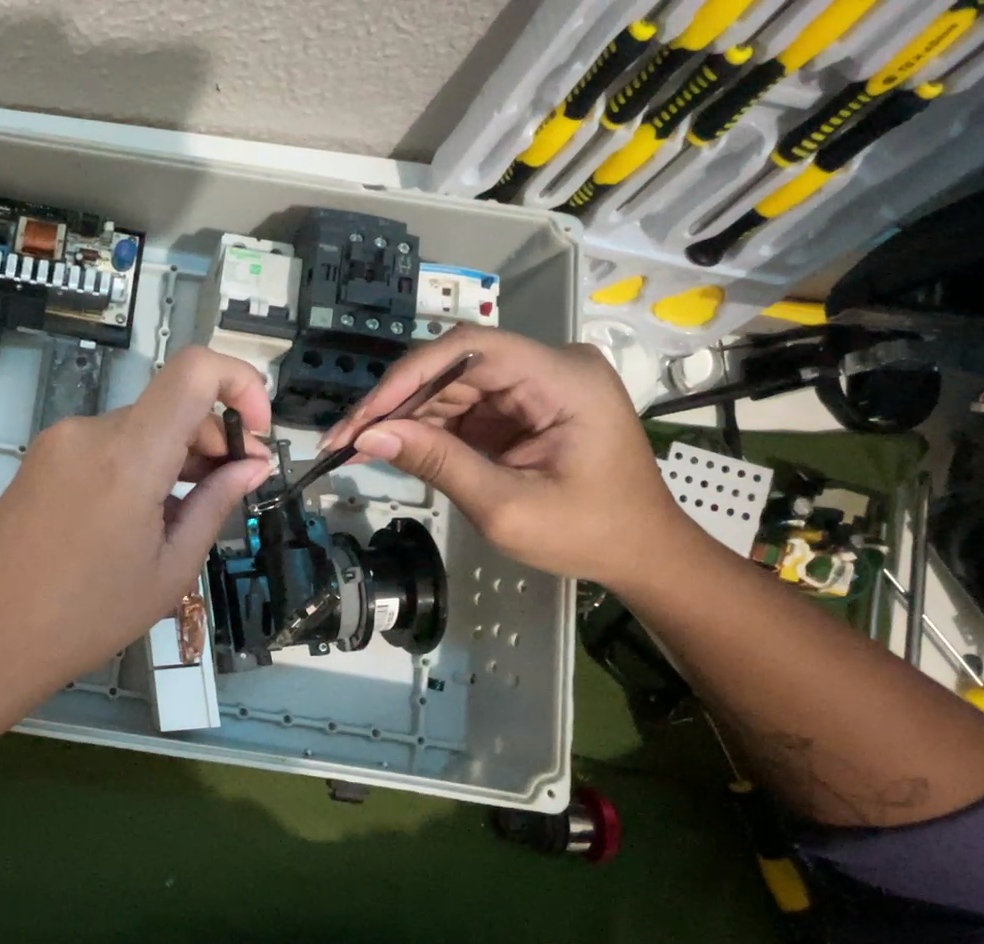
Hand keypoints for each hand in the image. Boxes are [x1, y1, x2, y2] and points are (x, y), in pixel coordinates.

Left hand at [0, 347, 273, 699]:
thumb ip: (216, 504)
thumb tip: (252, 465)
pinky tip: (134, 518)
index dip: (239, 384)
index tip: (255, 434)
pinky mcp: (38, 460)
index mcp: (128, 455)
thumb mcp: (171, 568)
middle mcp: (89, 432)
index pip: (194, 370)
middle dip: (209, 440)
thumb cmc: (89, 616)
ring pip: (136, 428)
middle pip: (168, 405)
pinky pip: (102, 446)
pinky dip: (134, 465)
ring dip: (171, 457)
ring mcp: (56, 443)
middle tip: (229, 490)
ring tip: (178, 517)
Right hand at [320, 326, 698, 588]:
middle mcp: (550, 368)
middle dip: (395, 402)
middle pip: (454, 366)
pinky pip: (462, 407)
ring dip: (402, 417)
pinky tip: (386, 447)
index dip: (407, 376)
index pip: (470, 349)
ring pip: (450, 386)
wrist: (641, 553)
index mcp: (563, 380)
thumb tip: (369, 435)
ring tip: (352, 448)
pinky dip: (424, 430)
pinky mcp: (522, 408)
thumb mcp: (505, 506)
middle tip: (343, 440)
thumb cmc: (586, 534)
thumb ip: (438, 464)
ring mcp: (536, 387)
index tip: (364, 416)